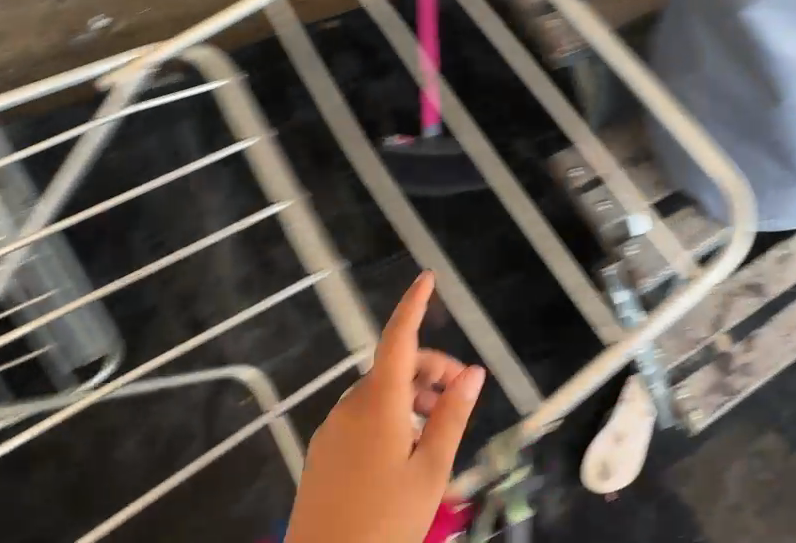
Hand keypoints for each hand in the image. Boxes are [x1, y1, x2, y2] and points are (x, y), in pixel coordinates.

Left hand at [284, 272, 485, 542]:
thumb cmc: (386, 521)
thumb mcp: (431, 471)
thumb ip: (452, 416)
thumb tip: (473, 372)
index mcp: (377, 404)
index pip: (398, 339)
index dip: (413, 305)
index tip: (428, 277)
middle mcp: (349, 407)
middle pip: (394, 368)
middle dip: (430, 370)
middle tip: (461, 395)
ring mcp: (331, 431)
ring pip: (378, 394)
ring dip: (411, 397)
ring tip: (438, 431)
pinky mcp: (322, 454)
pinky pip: (361, 417)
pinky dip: (389, 417)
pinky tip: (406, 451)